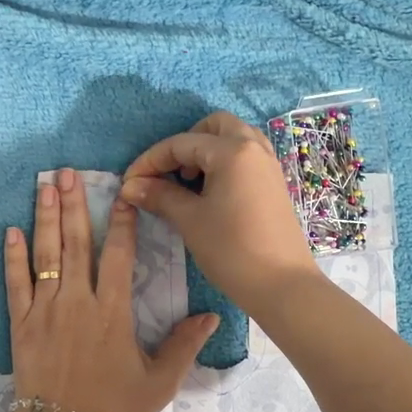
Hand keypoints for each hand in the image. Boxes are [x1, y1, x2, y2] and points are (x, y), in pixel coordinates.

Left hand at [5, 168, 217, 411]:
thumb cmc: (115, 408)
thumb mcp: (160, 381)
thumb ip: (184, 345)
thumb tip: (212, 316)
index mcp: (113, 311)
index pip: (119, 255)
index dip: (121, 222)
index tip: (122, 194)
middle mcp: (78, 302)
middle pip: (76, 243)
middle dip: (73, 204)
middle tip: (68, 172)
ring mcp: (45, 311)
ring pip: (45, 255)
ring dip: (44, 218)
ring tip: (44, 186)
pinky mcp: (20, 325)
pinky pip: (15, 284)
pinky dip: (12, 257)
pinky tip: (11, 230)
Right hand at [119, 111, 319, 313]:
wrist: (281, 285)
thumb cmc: (231, 249)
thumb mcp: (189, 220)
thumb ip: (159, 196)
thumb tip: (130, 187)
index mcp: (232, 151)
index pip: (180, 144)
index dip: (149, 161)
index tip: (129, 183)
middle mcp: (253, 148)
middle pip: (213, 127)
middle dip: (183, 144)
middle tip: (165, 173)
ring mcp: (268, 165)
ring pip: (233, 139)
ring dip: (205, 151)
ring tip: (187, 182)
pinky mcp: (273, 183)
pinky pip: (245, 157)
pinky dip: (222, 163)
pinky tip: (209, 193)